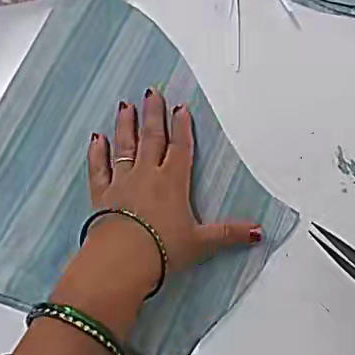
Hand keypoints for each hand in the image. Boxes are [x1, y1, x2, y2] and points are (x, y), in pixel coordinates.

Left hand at [86, 89, 262, 283]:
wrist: (122, 260)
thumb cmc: (161, 249)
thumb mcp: (202, 242)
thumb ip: (229, 233)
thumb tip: (257, 232)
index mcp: (173, 182)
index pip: (180, 148)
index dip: (182, 127)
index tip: (181, 108)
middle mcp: (147, 176)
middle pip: (152, 138)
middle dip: (154, 115)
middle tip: (152, 93)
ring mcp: (122, 183)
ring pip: (125, 147)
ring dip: (126, 126)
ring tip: (126, 107)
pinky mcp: (101, 196)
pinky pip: (99, 168)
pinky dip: (97, 153)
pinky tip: (96, 139)